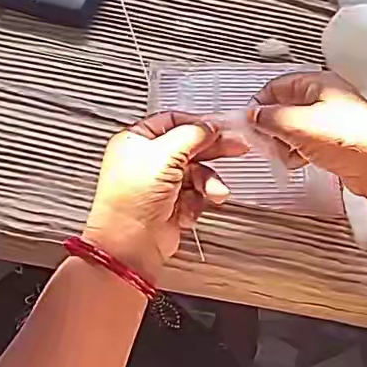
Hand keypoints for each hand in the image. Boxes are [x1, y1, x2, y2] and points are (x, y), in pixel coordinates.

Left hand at [81, 112, 246, 274]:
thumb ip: (192, 135)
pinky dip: (197, 202)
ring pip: (197, 173)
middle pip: (190, 146)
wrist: (129, 245)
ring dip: (208, 183)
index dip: (198, 124)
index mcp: (137, 141)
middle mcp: (147, 160)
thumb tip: (209, 126)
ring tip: (214, 192)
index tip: (220, 128)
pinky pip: (196, 195)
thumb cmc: (131, 201)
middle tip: (237, 147)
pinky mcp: (171, 204)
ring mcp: (160, 184)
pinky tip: (189, 209)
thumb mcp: (164, 155)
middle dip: (214, 150)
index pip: (174, 121)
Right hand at [250, 72, 366, 201]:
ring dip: (285, 141)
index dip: (261, 102)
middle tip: (267, 139)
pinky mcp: (340, 141)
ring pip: (298, 126)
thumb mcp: (297, 124)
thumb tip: (255, 115)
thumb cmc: (351, 139)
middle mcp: (328, 97)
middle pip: (287, 106)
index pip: (278, 84)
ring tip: (285, 153)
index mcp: (318, 82)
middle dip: (272, 125)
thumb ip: (269, 117)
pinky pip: (310, 142)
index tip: (251, 120)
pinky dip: (300, 150)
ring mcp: (335, 120)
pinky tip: (300, 160)